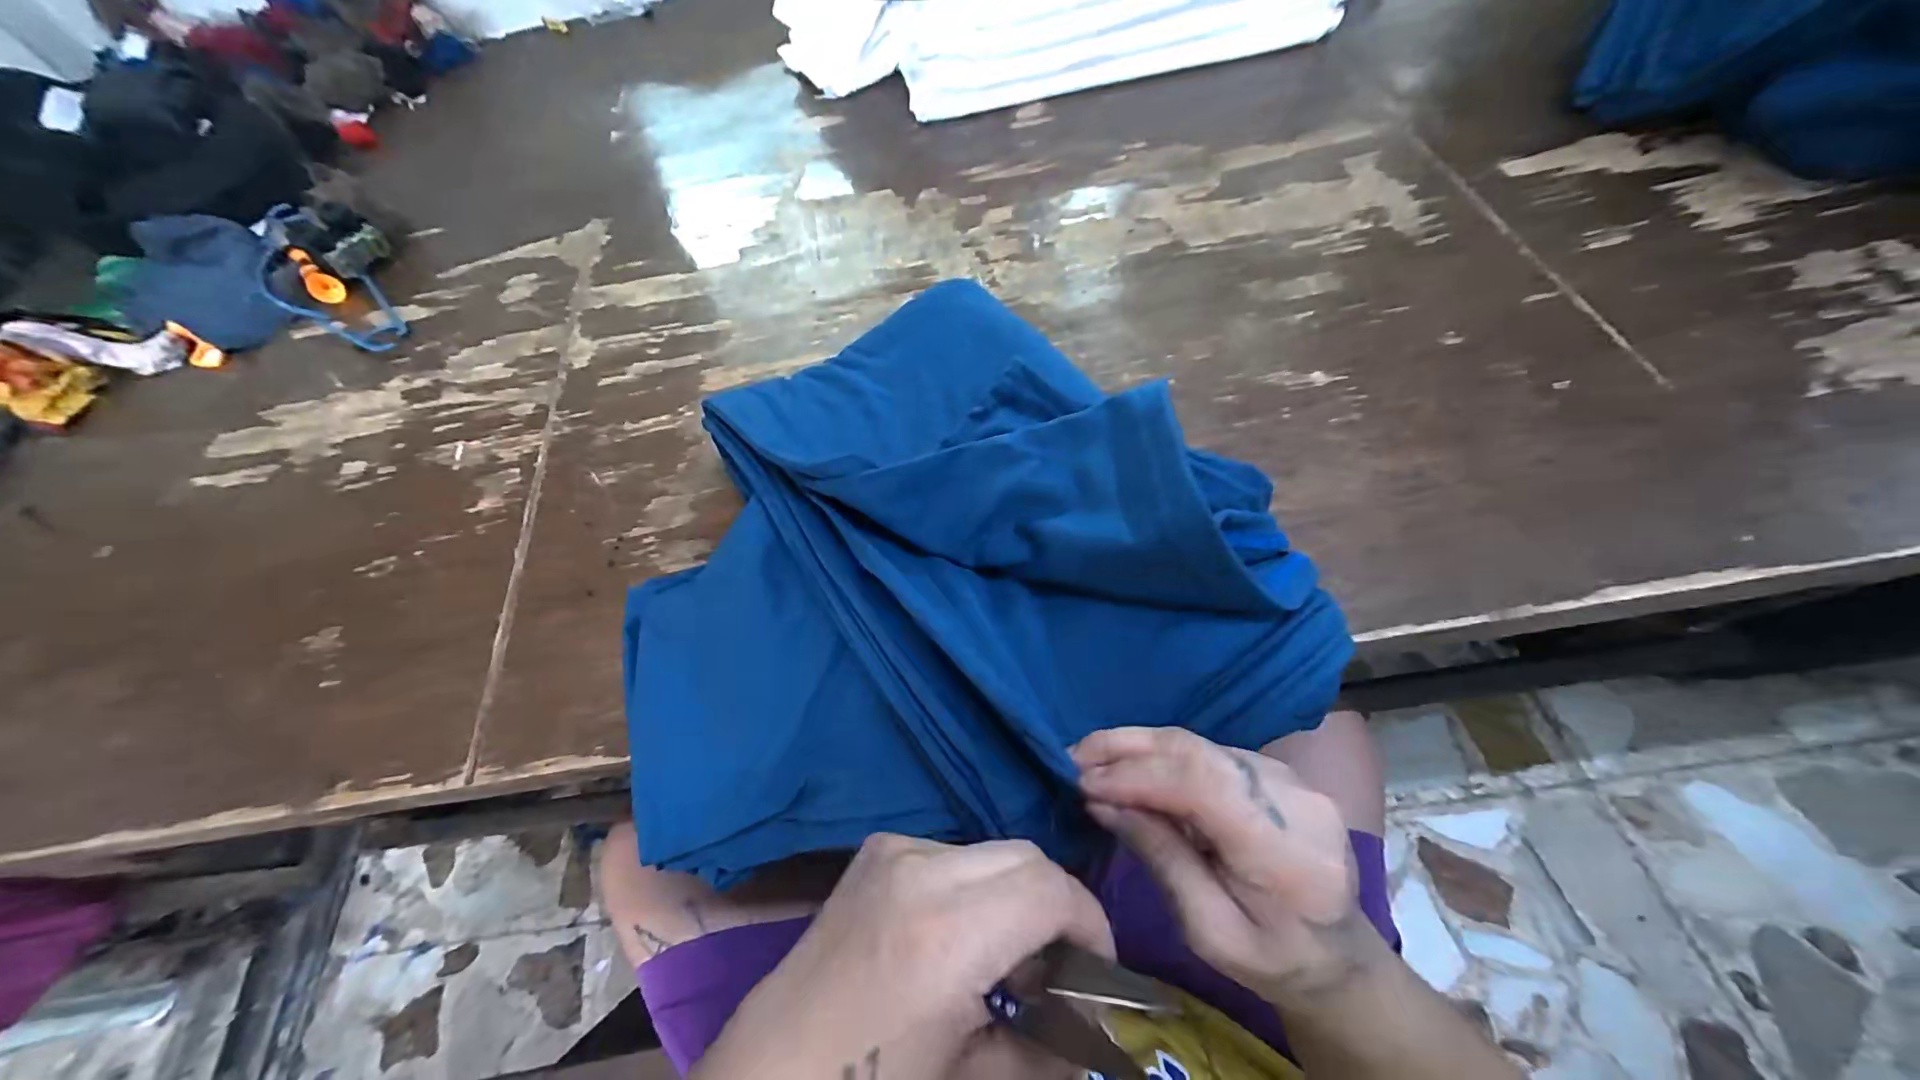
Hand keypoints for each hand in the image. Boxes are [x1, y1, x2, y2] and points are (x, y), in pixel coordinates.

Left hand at [694, 834, 1112, 1079]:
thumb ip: (1049, 1046)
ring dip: (1015, 893)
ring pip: (991, 851)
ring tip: (1006, 954)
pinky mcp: (875, 850)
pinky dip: (975, 885)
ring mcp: (892, 849)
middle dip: (1056, 905)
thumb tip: (1102, 1022)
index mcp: (947, 929)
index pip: (1051, 888)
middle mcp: (920, 867)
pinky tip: (959, 933)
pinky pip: (952, 853)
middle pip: (1027, 856)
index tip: (1097, 967)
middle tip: (1056, 966)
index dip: (1091, 923)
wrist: (771, 1070)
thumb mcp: (971, 1079)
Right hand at [1074, 726, 1382, 1005]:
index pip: (1201, 786)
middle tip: (1074, 756)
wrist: (1341, 956)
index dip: (1136, 776)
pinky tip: (1131, 765)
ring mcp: (1288, 777)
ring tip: (1091, 757)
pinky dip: (1162, 755)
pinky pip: (1208, 751)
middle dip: (1127, 747)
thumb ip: (1161, 858)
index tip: (1083, 782)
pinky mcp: (1275, 771)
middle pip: (1198, 751)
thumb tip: (1101, 803)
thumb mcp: (1209, 930)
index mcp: (1283, 849)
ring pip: (1199, 743)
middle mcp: (1292, 797)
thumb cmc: (1274, 960)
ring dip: (1139, 746)